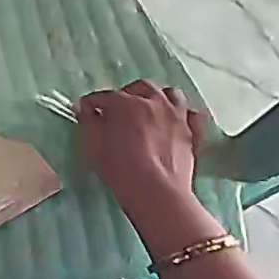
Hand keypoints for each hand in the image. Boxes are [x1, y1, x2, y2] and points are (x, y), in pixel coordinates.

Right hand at [76, 81, 213, 239]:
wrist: (156, 191)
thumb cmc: (119, 167)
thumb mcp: (92, 143)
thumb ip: (87, 121)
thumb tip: (85, 107)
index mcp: (126, 103)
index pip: (104, 96)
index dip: (92, 103)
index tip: (86, 110)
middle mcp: (154, 102)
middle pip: (140, 87)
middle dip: (127, 93)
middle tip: (118, 109)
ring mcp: (177, 116)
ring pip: (170, 94)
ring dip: (157, 98)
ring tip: (149, 110)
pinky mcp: (193, 132)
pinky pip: (192, 114)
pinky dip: (183, 114)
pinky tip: (175, 122)